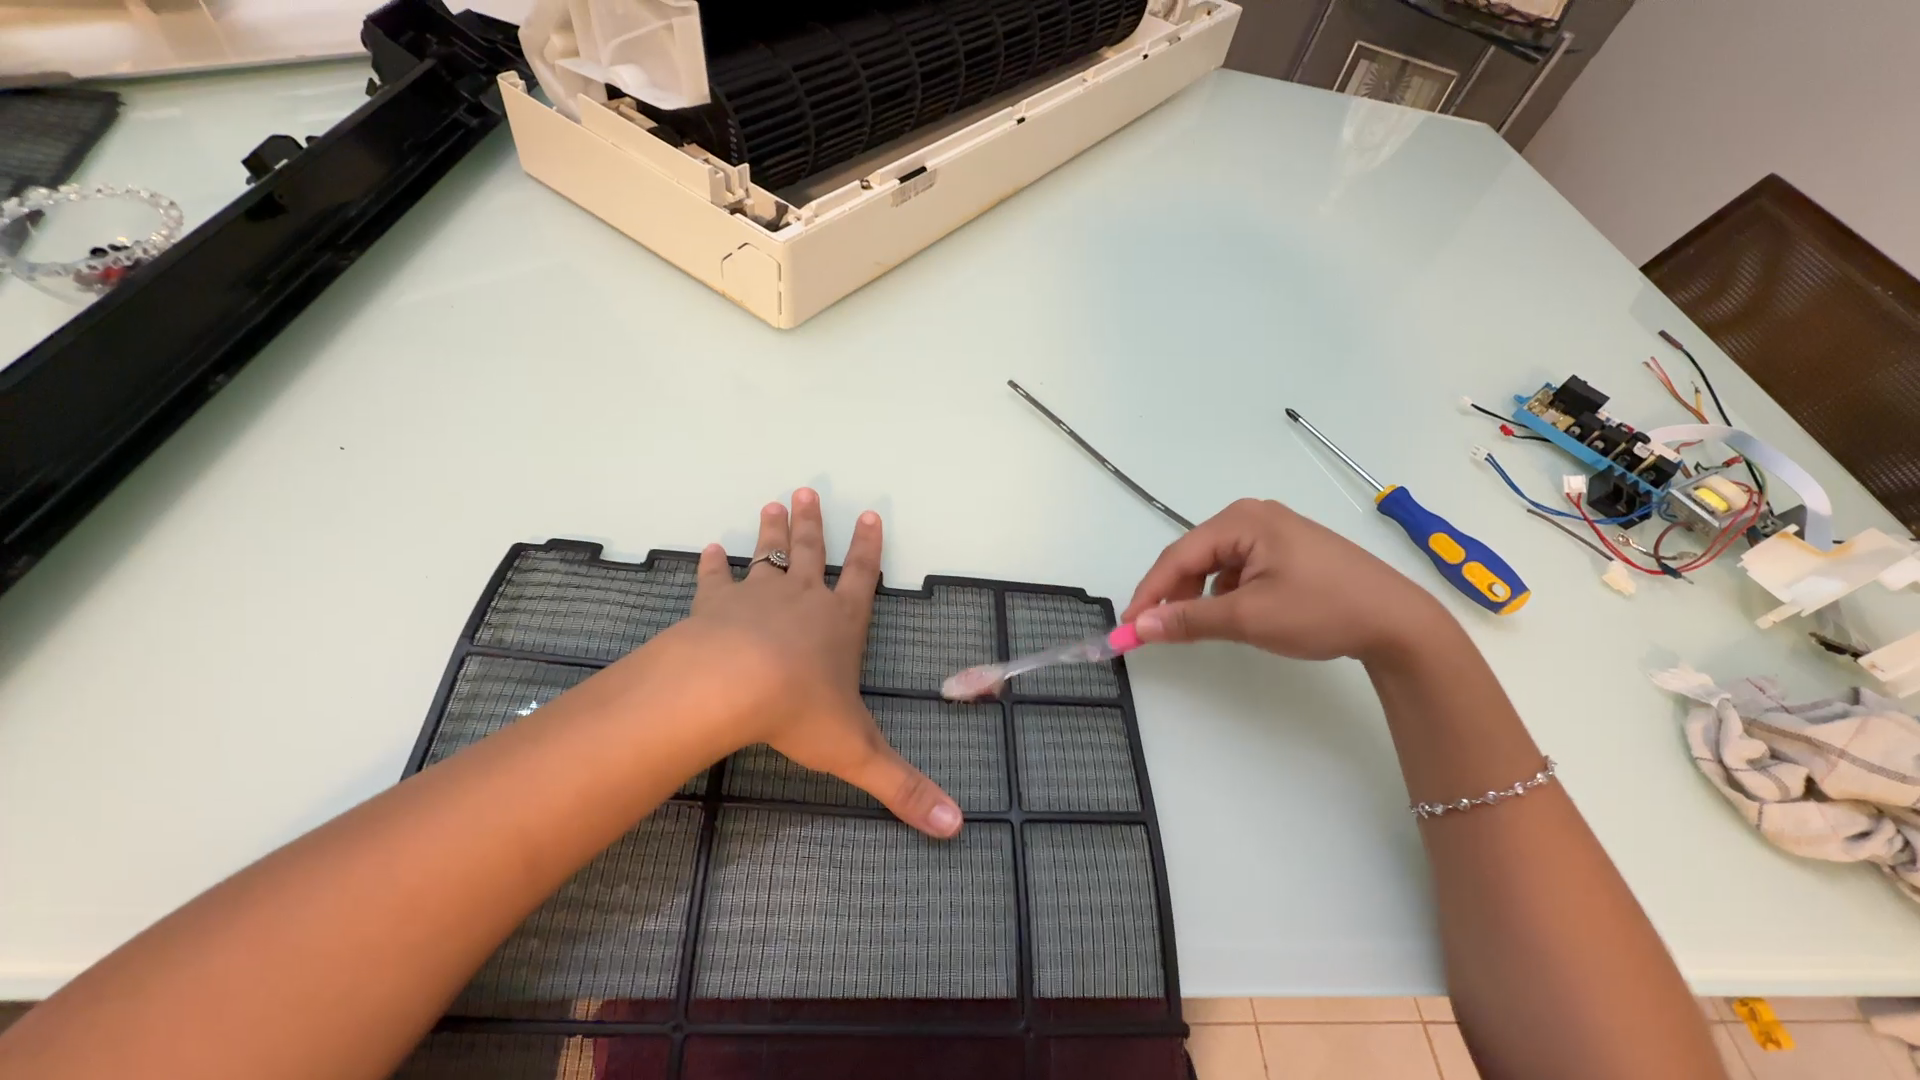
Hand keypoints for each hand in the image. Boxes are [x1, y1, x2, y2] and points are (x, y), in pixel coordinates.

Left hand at [680, 488, 963, 838]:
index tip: (870, 514)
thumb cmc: (800, 713)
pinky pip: (716, 577)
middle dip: (814, 524)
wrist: (732, 686)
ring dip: (772, 530)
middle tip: (808, 490)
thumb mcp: (860, 754)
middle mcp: (804, 600)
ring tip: (773, 501)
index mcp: (841, 624)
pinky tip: (711, 547)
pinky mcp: (715, 604)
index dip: (869, 547)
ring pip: (770, 555)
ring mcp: (758, 596)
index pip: (863, 577)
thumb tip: (956, 827)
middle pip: (813, 553)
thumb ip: (904, 788)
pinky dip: (714, 563)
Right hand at [1121, 498, 1450, 662]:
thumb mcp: (1248, 618)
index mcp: (1242, 521)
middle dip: (1172, 593)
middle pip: (1194, 556)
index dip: (1148, 594)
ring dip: (1198, 595)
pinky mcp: (1289, 550)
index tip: (1127, 628)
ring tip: (1193, 627)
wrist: (1398, 621)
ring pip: (1215, 564)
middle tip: (1156, 631)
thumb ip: (1188, 619)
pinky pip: (1239, 568)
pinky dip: (1224, 592)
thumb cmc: (1322, 611)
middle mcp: (1254, 516)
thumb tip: (1141, 626)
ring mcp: (1274, 531)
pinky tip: (1232, 615)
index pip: (1177, 556)